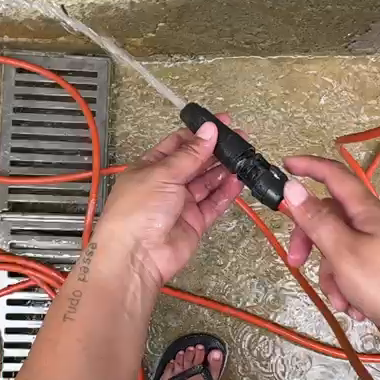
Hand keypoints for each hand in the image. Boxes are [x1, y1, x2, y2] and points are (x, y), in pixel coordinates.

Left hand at [91, 120, 243, 289]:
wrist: (136, 256)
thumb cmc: (136, 212)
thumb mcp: (163, 174)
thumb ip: (190, 154)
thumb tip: (208, 131)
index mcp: (150, 167)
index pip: (178, 144)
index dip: (199, 134)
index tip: (221, 124)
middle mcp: (166, 184)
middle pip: (196, 163)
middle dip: (216, 151)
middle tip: (239, 139)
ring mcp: (181, 204)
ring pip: (207, 183)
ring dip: (224, 170)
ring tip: (244, 157)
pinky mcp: (194, 223)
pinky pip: (214, 204)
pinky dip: (226, 193)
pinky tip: (238, 181)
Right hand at [281, 155, 379, 339]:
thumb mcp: (343, 252)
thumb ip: (316, 220)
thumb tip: (293, 186)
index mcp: (366, 211)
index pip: (334, 176)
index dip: (309, 166)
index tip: (286, 165)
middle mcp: (374, 223)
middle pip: (330, 218)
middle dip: (310, 241)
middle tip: (295, 262)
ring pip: (339, 248)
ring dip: (331, 275)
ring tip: (341, 300)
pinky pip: (353, 269)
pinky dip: (347, 287)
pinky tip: (355, 308)